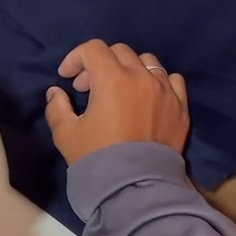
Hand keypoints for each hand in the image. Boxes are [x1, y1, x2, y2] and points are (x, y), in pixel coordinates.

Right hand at [44, 40, 189, 163]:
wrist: (135, 185)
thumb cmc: (97, 157)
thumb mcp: (66, 134)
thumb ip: (57, 108)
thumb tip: (55, 93)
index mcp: (112, 79)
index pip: (93, 49)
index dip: (75, 58)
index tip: (66, 76)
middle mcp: (141, 77)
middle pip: (119, 52)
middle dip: (99, 64)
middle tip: (87, 88)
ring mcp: (165, 89)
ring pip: (147, 61)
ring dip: (128, 69)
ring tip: (119, 90)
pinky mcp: (180, 105)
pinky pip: (171, 79)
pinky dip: (156, 81)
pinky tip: (146, 96)